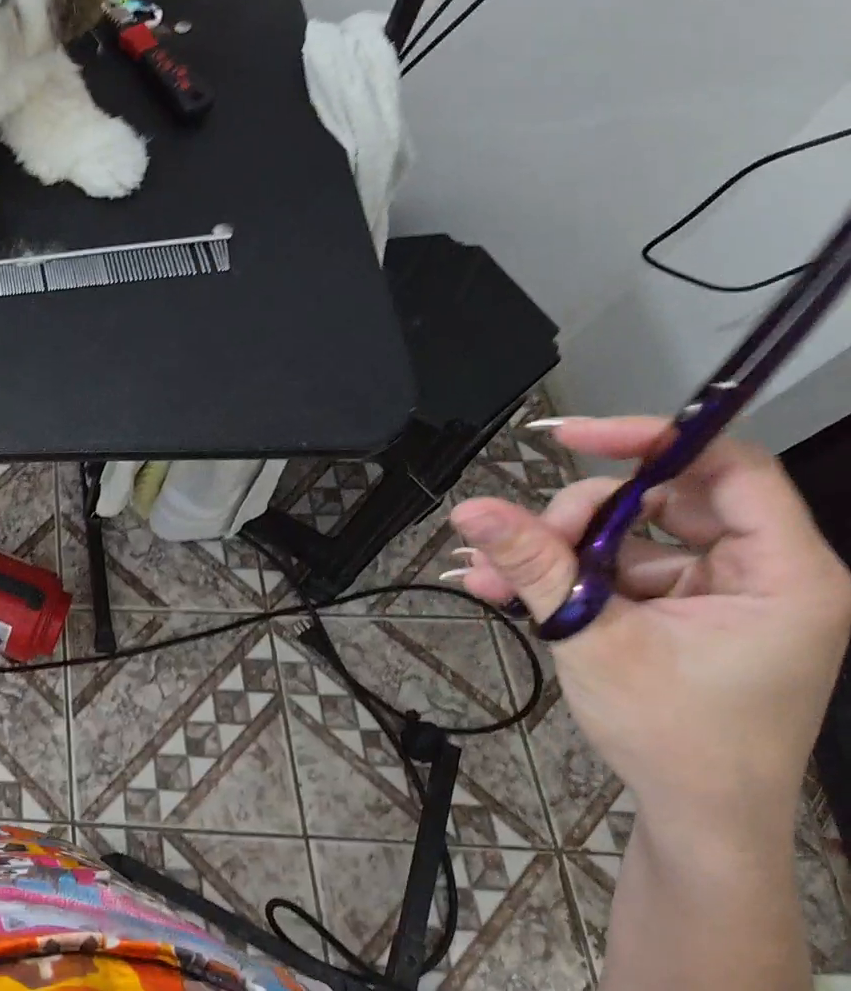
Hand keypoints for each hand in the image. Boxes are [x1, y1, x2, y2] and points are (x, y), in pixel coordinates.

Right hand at [449, 416, 850, 829]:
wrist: (696, 815)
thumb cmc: (675, 735)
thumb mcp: (594, 639)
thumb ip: (535, 565)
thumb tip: (470, 508)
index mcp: (783, 575)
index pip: (728, 470)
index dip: (652, 440)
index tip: (570, 437)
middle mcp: (759, 572)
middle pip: (662, 499)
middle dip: (579, 515)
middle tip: (521, 543)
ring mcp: (717, 592)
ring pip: (626, 535)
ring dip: (555, 549)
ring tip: (488, 571)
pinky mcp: (681, 612)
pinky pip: (615, 571)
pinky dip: (563, 576)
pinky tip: (500, 585)